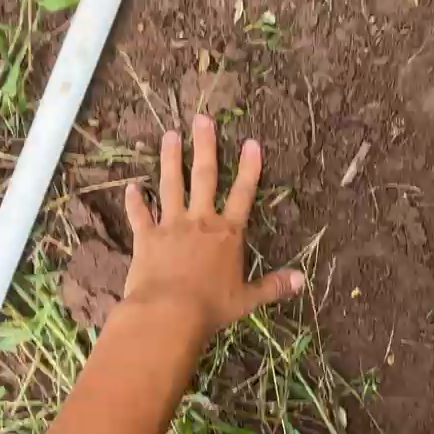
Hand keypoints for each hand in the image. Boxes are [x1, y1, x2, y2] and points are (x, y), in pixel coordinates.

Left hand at [121, 115, 303, 345]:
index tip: (251, 143)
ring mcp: (171, 226)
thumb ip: (273, 286)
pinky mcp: (146, 238)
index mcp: (228, 234)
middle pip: (205, 177)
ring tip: (169, 135)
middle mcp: (201, 222)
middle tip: (202, 119)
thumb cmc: (211, 307)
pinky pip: (140, 216)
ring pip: (171, 186)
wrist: (168, 314)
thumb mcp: (247, 299)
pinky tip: (131, 187)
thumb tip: (302, 281)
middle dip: (205, 146)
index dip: (249, 168)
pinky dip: (135, 202)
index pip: (243, 194)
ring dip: (171, 160)